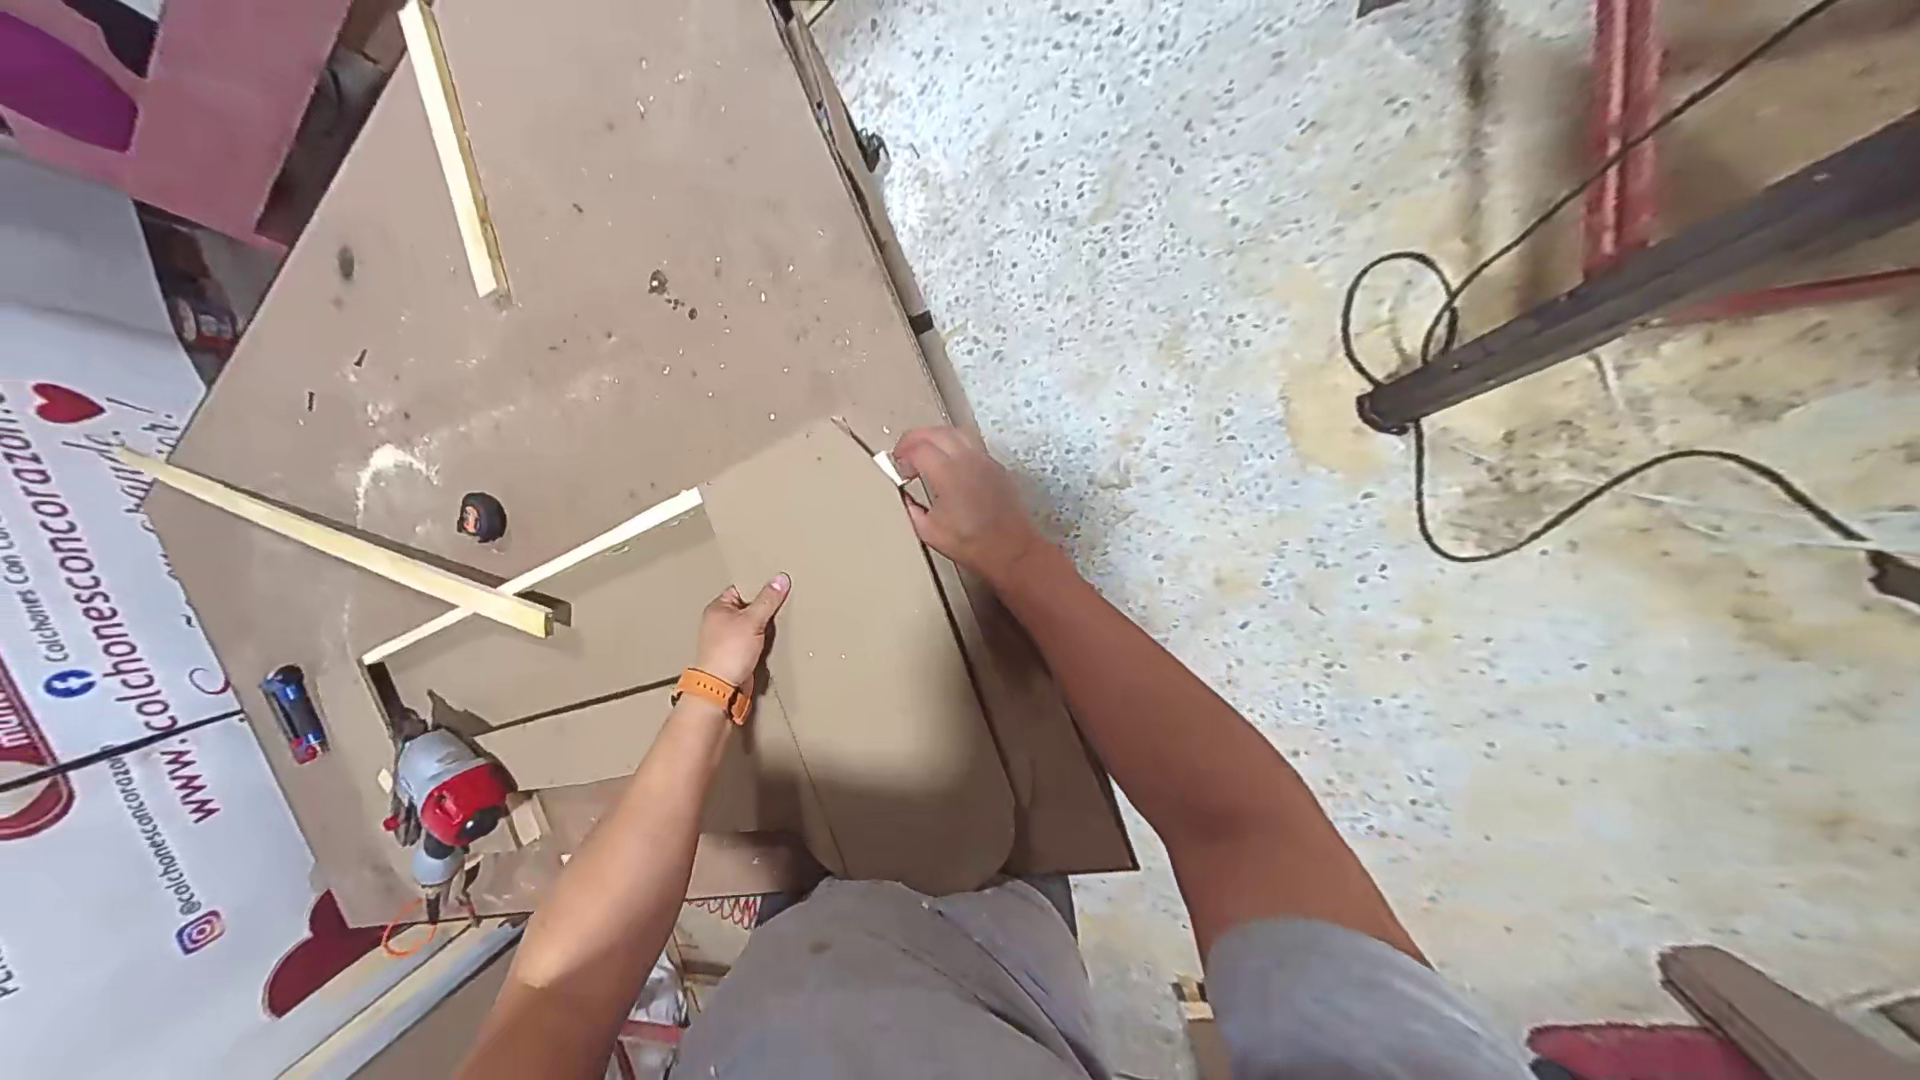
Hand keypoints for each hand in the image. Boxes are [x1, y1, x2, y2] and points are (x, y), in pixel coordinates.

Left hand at [692, 574, 789, 687]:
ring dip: (766, 624)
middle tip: (785, 600)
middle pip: (750, 606)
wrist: (721, 688)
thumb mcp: (752, 620)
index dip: (759, 585)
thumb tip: (781, 578)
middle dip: (766, 606)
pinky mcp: (738, 653)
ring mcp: (729, 638)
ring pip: (754, 624)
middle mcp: (721, 621)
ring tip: (783, 618)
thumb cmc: (729, 652)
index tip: (778, 584)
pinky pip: (756, 639)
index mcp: (718, 607)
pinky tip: (775, 637)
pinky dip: (765, 638)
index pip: (742, 588)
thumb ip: (767, 600)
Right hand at [892, 427, 1048, 582]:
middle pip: (935, 432)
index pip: (918, 448)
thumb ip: (911, 509)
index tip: (898, 466)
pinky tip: (950, 460)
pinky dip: (955, 443)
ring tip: (925, 451)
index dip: (902, 453)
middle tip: (904, 452)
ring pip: (956, 432)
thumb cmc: (973, 544)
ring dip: (936, 436)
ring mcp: (984, 461)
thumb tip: (905, 498)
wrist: (1010, 550)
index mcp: (948, 474)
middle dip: (915, 438)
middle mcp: (967, 460)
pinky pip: (972, 443)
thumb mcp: (929, 532)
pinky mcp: (996, 467)